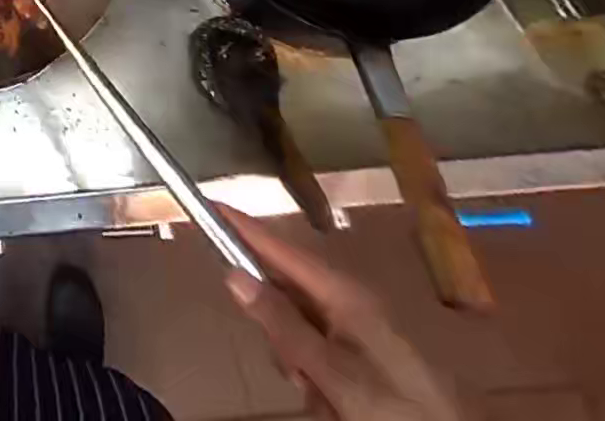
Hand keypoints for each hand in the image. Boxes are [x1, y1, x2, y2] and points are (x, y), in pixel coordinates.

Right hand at [221, 207, 461, 420]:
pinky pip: (315, 349)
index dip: (242, 226)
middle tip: (297, 372)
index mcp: (341, 290)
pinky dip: (314, 376)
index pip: (278, 247)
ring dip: (296, 362)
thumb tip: (233, 274)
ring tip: (324, 399)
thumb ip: (281, 324)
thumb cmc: (395, 405)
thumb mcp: (333, 371)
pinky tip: (332, 403)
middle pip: (282, 292)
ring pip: (295, 326)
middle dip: (276, 331)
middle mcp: (346, 298)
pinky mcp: (360, 349)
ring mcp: (354, 324)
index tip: (208, 204)